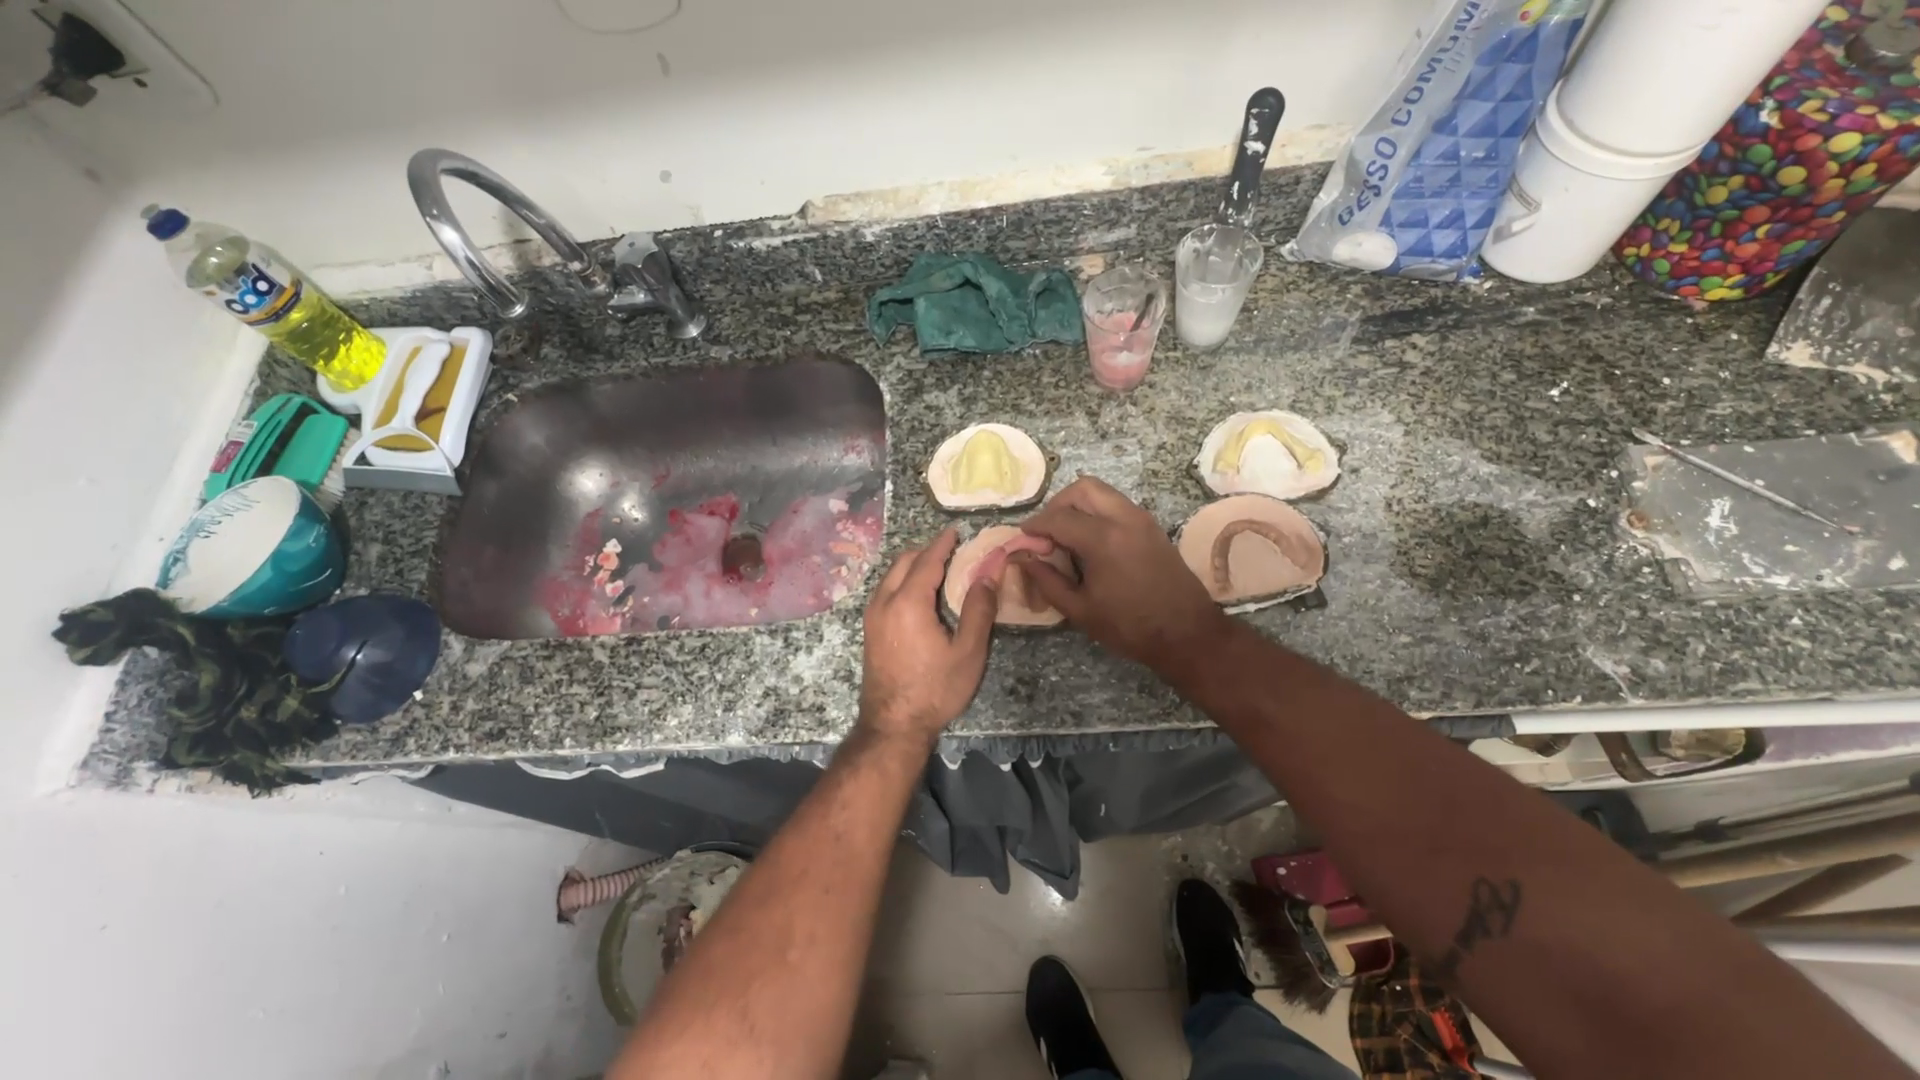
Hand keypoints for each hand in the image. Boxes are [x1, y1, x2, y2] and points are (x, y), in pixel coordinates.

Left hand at [858, 528, 999, 745]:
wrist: (892, 725)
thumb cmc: (935, 690)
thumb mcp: (968, 652)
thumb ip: (979, 609)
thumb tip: (989, 573)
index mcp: (908, 603)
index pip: (927, 561)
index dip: (943, 544)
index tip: (956, 531)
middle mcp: (884, 602)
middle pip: (903, 562)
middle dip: (927, 551)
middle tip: (951, 549)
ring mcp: (872, 617)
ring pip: (890, 576)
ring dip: (912, 565)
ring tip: (938, 568)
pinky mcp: (869, 631)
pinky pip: (885, 591)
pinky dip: (902, 581)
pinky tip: (919, 594)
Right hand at [1016, 477, 1232, 673]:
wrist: (1187, 633)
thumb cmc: (1130, 627)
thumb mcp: (1080, 610)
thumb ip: (1047, 580)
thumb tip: (1022, 558)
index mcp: (1103, 539)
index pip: (1057, 518)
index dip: (1034, 527)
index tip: (1022, 540)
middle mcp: (1124, 518)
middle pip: (1082, 488)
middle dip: (1057, 505)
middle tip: (1046, 533)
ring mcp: (1142, 519)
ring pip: (1102, 492)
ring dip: (1078, 506)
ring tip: (1066, 537)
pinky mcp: (1151, 526)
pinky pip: (1117, 504)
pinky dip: (1097, 512)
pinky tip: (1090, 542)